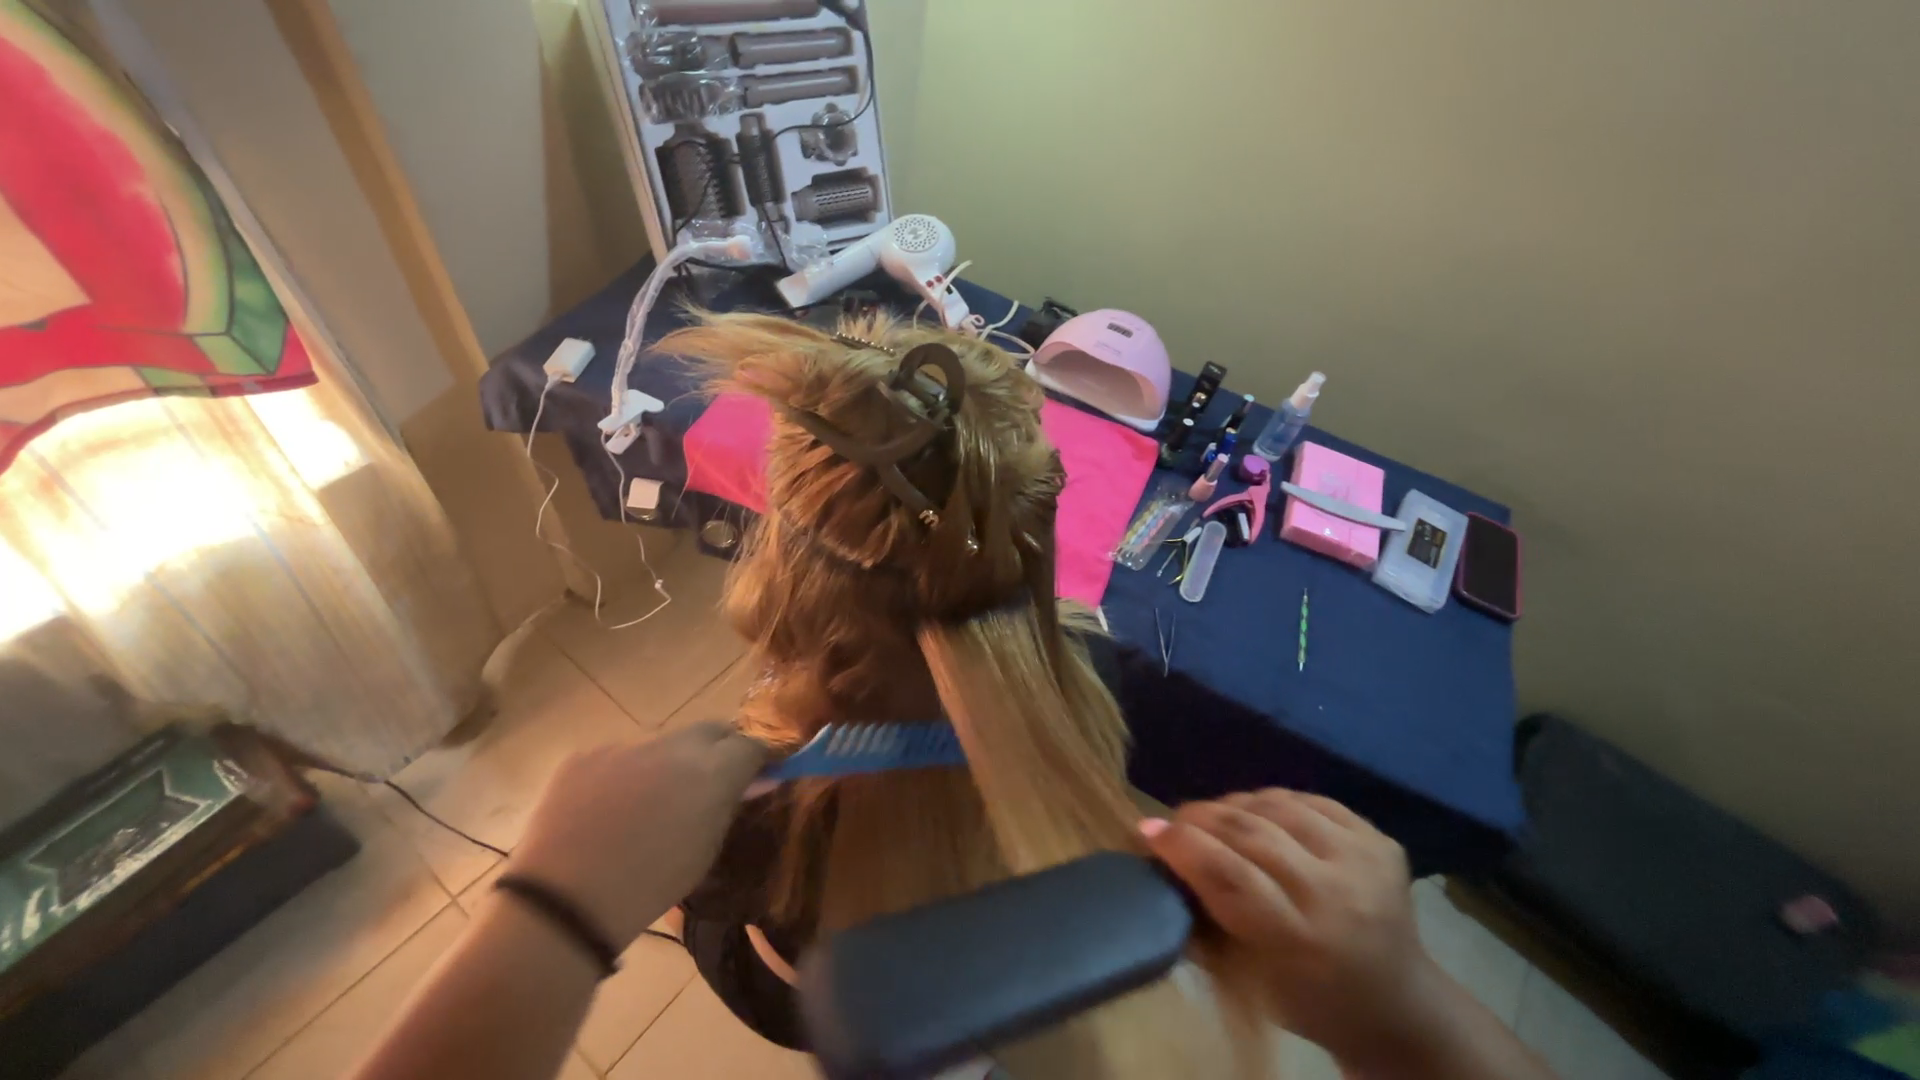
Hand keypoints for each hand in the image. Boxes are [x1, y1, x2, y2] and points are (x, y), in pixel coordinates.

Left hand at [506, 723, 766, 949]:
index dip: (759, 758)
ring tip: (650, 806)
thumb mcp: (705, 849)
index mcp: (712, 771)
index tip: (759, 774)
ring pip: (664, 744)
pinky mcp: (588, 754)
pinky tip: (609, 811)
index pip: (751, 744)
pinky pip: (621, 757)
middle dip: (719, 750)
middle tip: (710, 783)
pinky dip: (626, 776)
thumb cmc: (650, 885)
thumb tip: (759, 779)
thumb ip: (732, 804)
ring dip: (670, 764)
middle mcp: (674, 746)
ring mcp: (627, 745)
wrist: (564, 900)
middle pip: (711, 730)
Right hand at [1141, 789, 1440, 1067]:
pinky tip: (1256, 814)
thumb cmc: (1309, 1002)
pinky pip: (1309, 800)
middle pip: (1251, 833)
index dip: (1183, 846)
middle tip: (1173, 820)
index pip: (1229, 875)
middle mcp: (1337, 894)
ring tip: (1212, 816)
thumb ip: (1204, 921)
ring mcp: (1364, 861)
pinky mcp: (1380, 840)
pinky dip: (1272, 802)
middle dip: (1200, 817)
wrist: (1400, 1006)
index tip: (1147, 829)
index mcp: (1301, 940)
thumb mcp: (1249, 980)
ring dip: (1233, 805)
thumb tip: (1158, 867)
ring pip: (1277, 807)